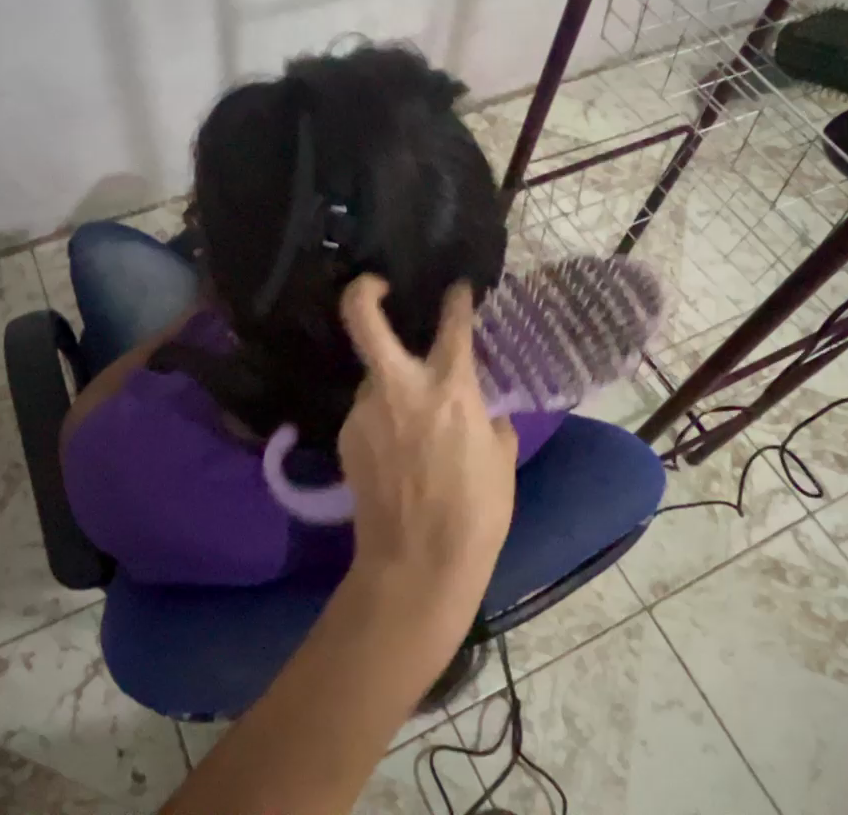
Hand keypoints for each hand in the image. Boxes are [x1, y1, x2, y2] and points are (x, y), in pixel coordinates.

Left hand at [336, 275, 518, 589]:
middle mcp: (400, 388)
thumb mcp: (501, 460)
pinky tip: (397, 452)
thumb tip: (480, 410)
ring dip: (390, 384)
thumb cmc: (475, 513)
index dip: (457, 299)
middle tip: (374, 284)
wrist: (417, 562)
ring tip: (411, 421)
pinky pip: (368, 413)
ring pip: (372, 376)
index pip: (453, 325)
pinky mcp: (346, 436)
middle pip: (362, 318)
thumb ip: (488, 421)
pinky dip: (383, 419)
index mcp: (449, 390)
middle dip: (364, 291)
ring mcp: (364, 411)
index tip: (457, 288)